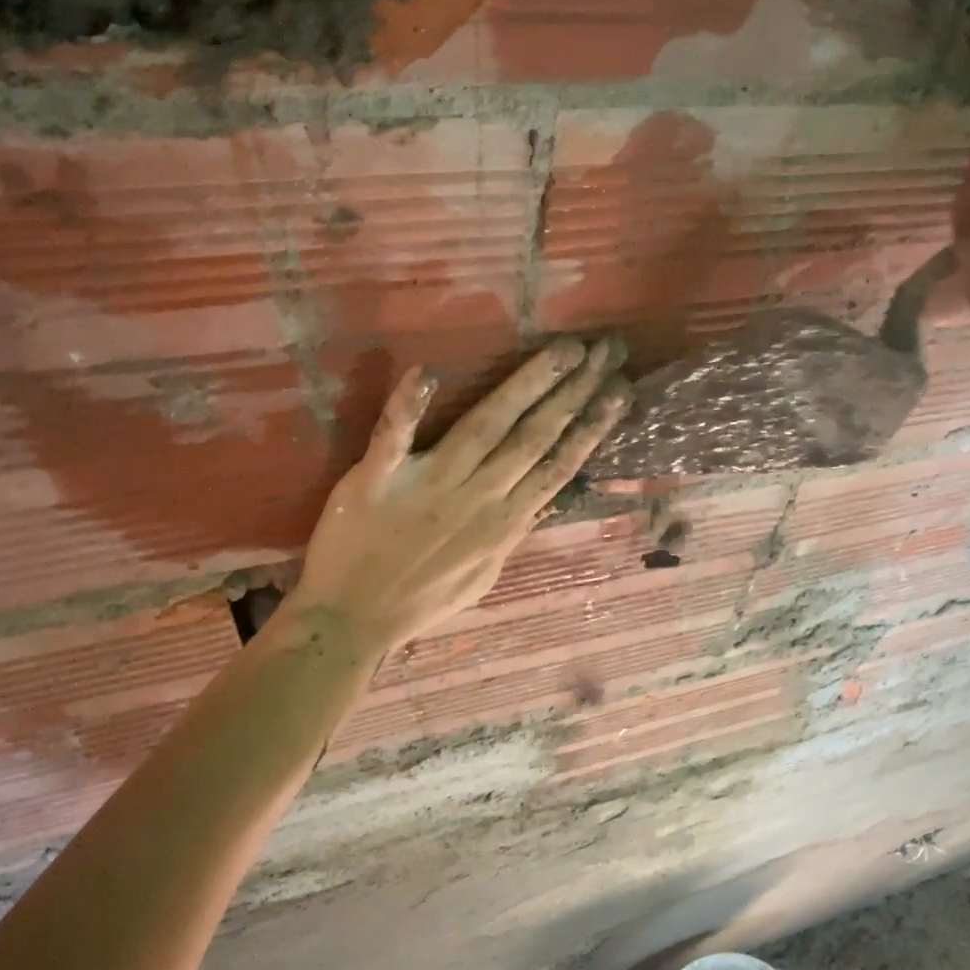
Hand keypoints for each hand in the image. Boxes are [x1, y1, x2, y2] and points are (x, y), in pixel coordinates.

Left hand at [286, 337, 630, 649]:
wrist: (351, 619)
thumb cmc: (419, 599)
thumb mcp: (483, 575)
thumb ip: (512, 532)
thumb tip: (545, 497)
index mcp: (502, 522)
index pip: (557, 466)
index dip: (590, 427)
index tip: (617, 390)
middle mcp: (475, 497)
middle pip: (533, 436)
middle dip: (572, 391)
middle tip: (604, 350)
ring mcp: (427, 484)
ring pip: (486, 426)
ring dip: (527, 385)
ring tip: (562, 350)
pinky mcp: (376, 478)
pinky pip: (394, 435)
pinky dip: (408, 405)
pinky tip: (426, 371)